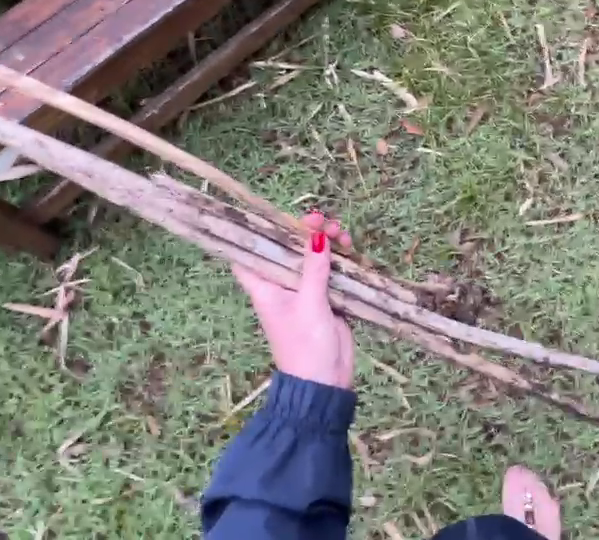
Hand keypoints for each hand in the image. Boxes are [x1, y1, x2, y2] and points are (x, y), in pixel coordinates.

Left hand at [232, 211, 354, 388]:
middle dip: (305, 231)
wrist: (325, 383)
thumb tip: (316, 234)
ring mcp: (305, 291)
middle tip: (324, 220)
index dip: (254, 235)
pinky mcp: (327, 297)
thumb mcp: (310, 303)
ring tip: (343, 234)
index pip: (248, 257)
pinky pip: (331, 269)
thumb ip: (314, 268)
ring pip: (313, 255)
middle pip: (289, 248)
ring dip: (327, 241)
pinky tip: (351, 249)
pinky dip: (340, 257)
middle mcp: (283, 286)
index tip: (270, 214)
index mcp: (266, 288)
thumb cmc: (306, 345)